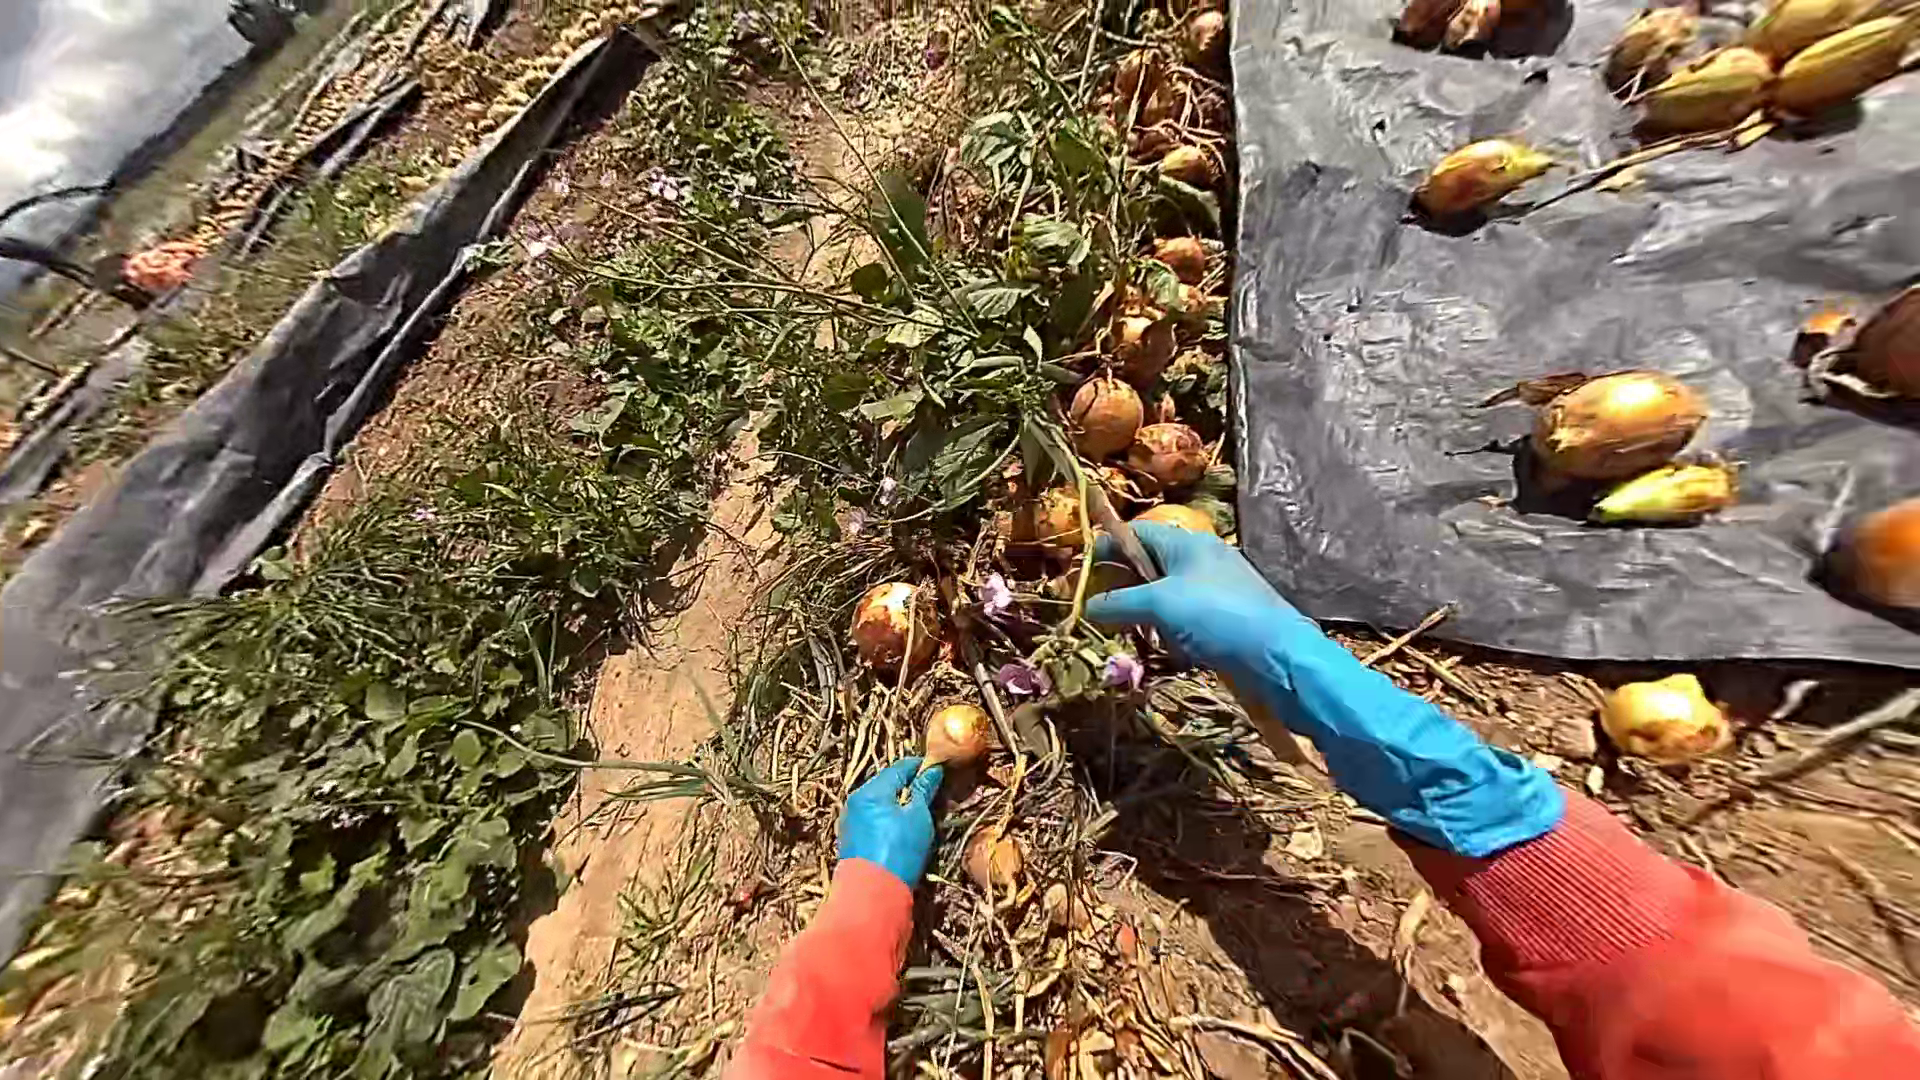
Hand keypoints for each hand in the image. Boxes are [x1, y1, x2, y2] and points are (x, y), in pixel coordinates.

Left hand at [838, 757, 943, 886]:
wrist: (871, 899)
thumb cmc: (898, 852)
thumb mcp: (918, 818)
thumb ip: (924, 790)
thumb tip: (932, 770)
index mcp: (871, 790)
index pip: (900, 767)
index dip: (921, 767)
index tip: (938, 770)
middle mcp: (857, 800)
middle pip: (888, 784)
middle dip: (910, 787)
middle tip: (934, 793)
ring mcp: (851, 821)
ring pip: (881, 803)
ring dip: (900, 804)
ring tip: (922, 813)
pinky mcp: (852, 840)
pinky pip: (874, 819)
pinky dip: (890, 819)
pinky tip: (905, 830)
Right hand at [1087, 524, 1562, 857]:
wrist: (1283, 659)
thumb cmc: (1218, 617)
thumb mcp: (1160, 605)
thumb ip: (1118, 602)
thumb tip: (1087, 607)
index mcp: (1187, 543)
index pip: (1136, 533)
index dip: (1107, 548)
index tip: (1084, 572)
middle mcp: (1202, 559)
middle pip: (1148, 563)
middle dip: (1122, 585)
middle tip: (1103, 609)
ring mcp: (1216, 589)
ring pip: (1164, 593)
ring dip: (1144, 611)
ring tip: (1134, 633)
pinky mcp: (1226, 617)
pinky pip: (1184, 616)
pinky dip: (1168, 628)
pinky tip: (1170, 648)